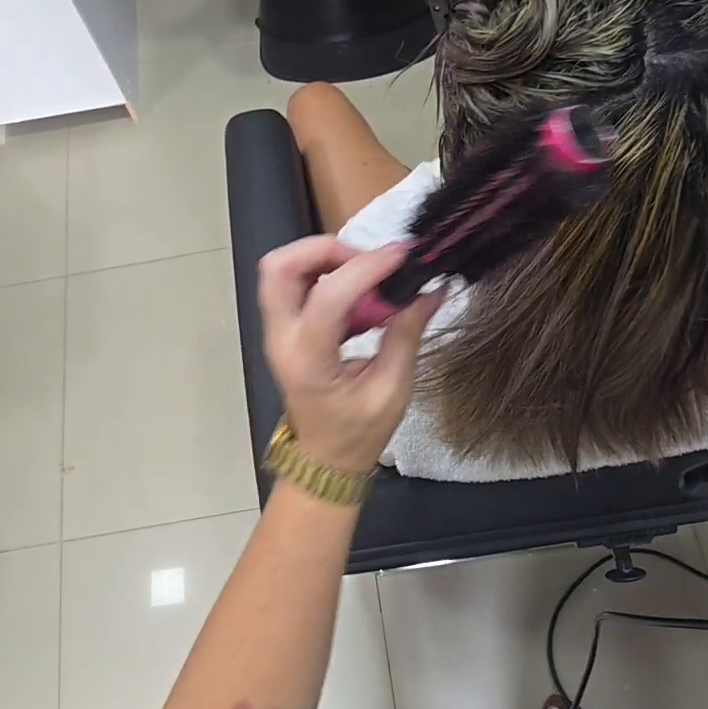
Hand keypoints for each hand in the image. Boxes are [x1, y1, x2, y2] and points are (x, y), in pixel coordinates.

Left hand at [258, 237, 443, 474]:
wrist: (324, 459)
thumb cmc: (357, 433)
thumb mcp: (392, 390)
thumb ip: (406, 335)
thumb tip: (430, 291)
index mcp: (307, 360)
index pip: (328, 296)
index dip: (366, 267)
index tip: (402, 256)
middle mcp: (281, 339)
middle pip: (281, 267)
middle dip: (325, 249)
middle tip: (367, 260)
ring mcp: (276, 332)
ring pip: (282, 270)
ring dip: (324, 259)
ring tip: (366, 274)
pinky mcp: (283, 329)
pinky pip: (293, 284)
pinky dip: (325, 274)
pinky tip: (358, 292)